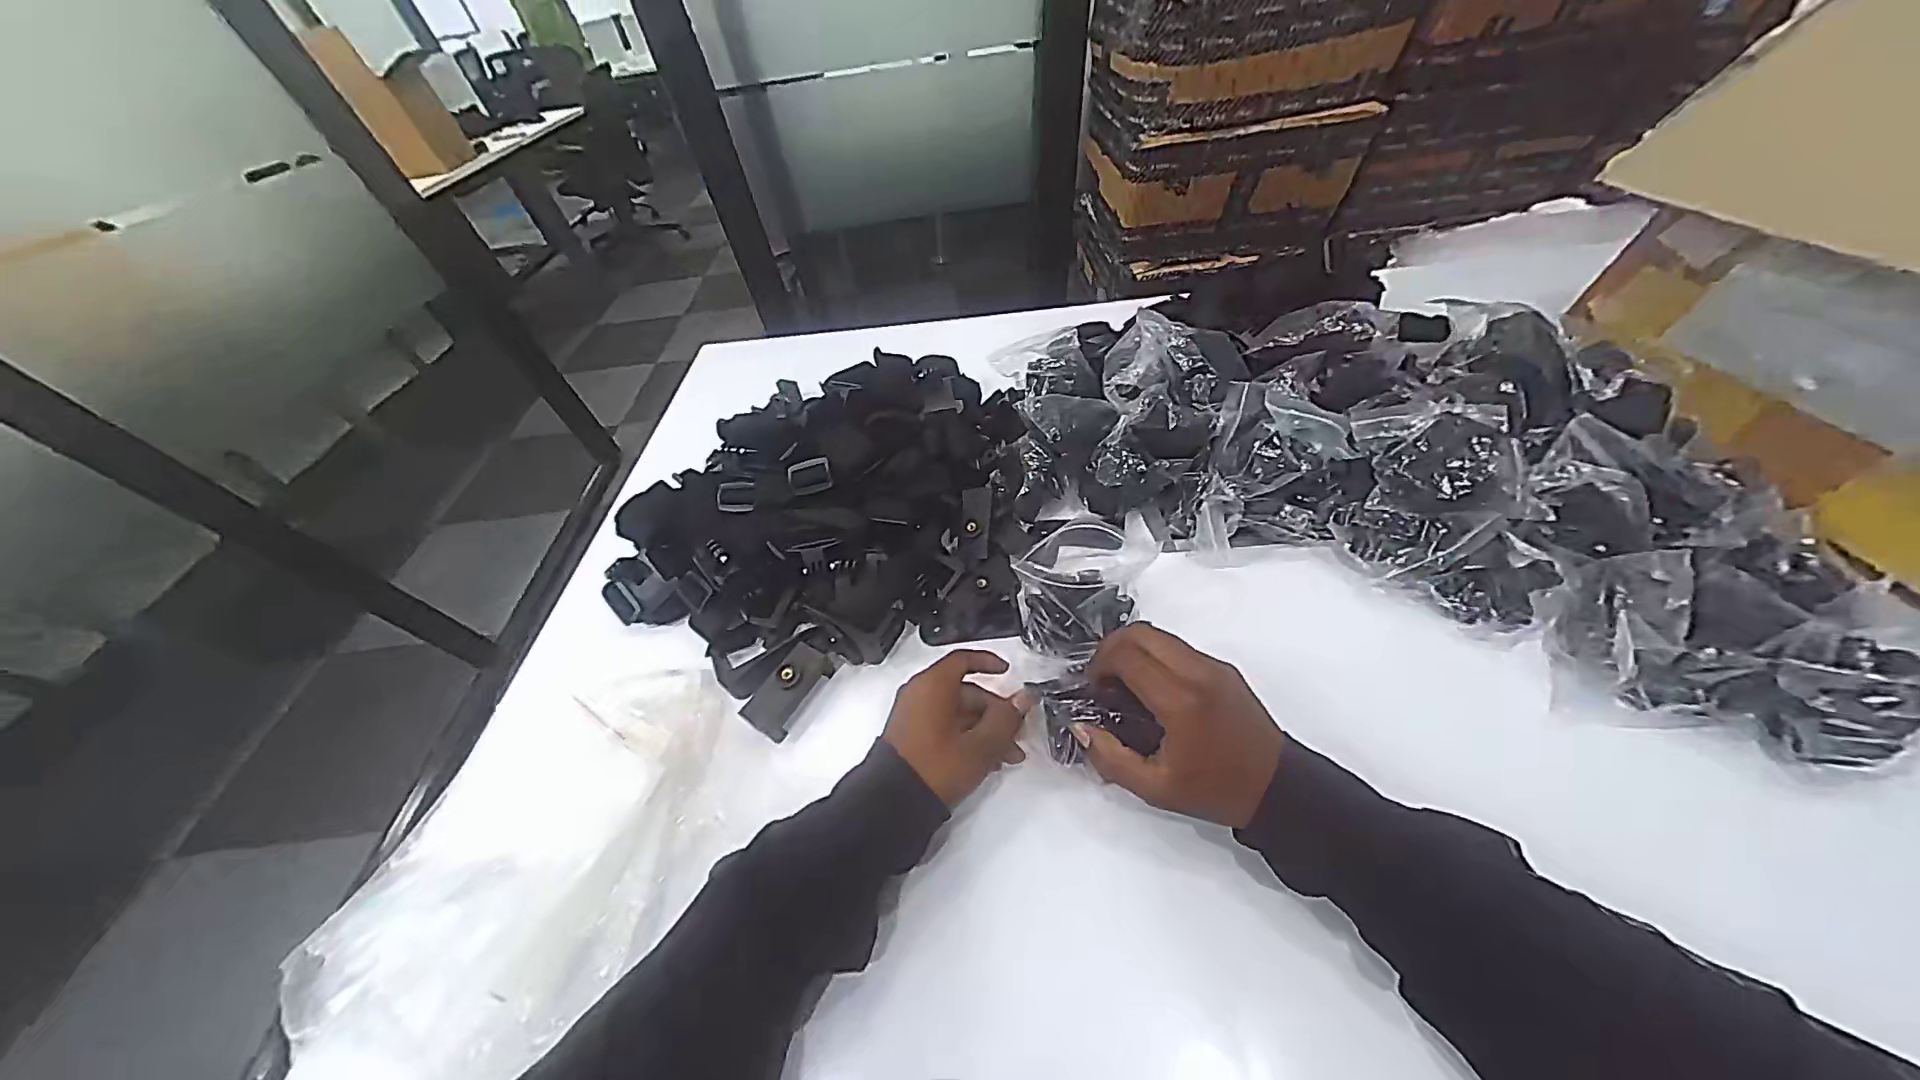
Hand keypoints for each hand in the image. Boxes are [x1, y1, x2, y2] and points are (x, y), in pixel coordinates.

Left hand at [883, 650, 1027, 806]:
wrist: (894, 802)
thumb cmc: (932, 768)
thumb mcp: (981, 744)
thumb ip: (1006, 718)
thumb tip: (1023, 699)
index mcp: (933, 685)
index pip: (963, 659)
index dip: (988, 662)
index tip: (1005, 670)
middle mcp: (920, 695)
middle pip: (966, 691)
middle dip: (995, 711)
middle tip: (1015, 729)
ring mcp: (913, 716)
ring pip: (958, 712)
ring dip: (985, 729)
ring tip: (1005, 754)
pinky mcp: (911, 736)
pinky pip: (945, 726)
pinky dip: (967, 736)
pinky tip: (985, 760)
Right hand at [1077, 624, 1282, 827]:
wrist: (1278, 788)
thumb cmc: (1218, 790)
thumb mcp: (1156, 788)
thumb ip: (1110, 758)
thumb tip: (1081, 729)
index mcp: (1181, 701)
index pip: (1126, 655)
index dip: (1099, 665)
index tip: (1094, 687)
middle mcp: (1199, 673)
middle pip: (1140, 633)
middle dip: (1111, 649)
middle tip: (1103, 679)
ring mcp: (1213, 667)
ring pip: (1159, 635)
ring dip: (1133, 650)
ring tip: (1125, 684)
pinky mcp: (1222, 669)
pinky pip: (1177, 647)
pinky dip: (1154, 656)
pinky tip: (1151, 689)